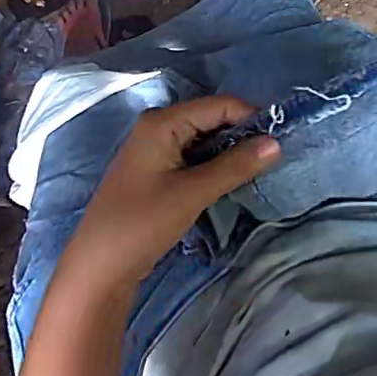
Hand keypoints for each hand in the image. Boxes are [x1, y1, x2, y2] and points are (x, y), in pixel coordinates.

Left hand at [65, 97, 279, 287]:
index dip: (251, 118)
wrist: (97, 269)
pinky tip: (230, 180)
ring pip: (205, 139)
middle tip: (270, 158)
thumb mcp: (193, 192)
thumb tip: (277, 143)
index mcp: (163, 122)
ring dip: (229, 152)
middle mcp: (158, 126)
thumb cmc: (141, 223)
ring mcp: (156, 148)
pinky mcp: (157, 170)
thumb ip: (236, 165)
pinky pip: (194, 156)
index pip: (220, 105)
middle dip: (242, 135)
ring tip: (256, 170)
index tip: (279, 140)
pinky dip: (214, 164)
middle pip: (212, 118)